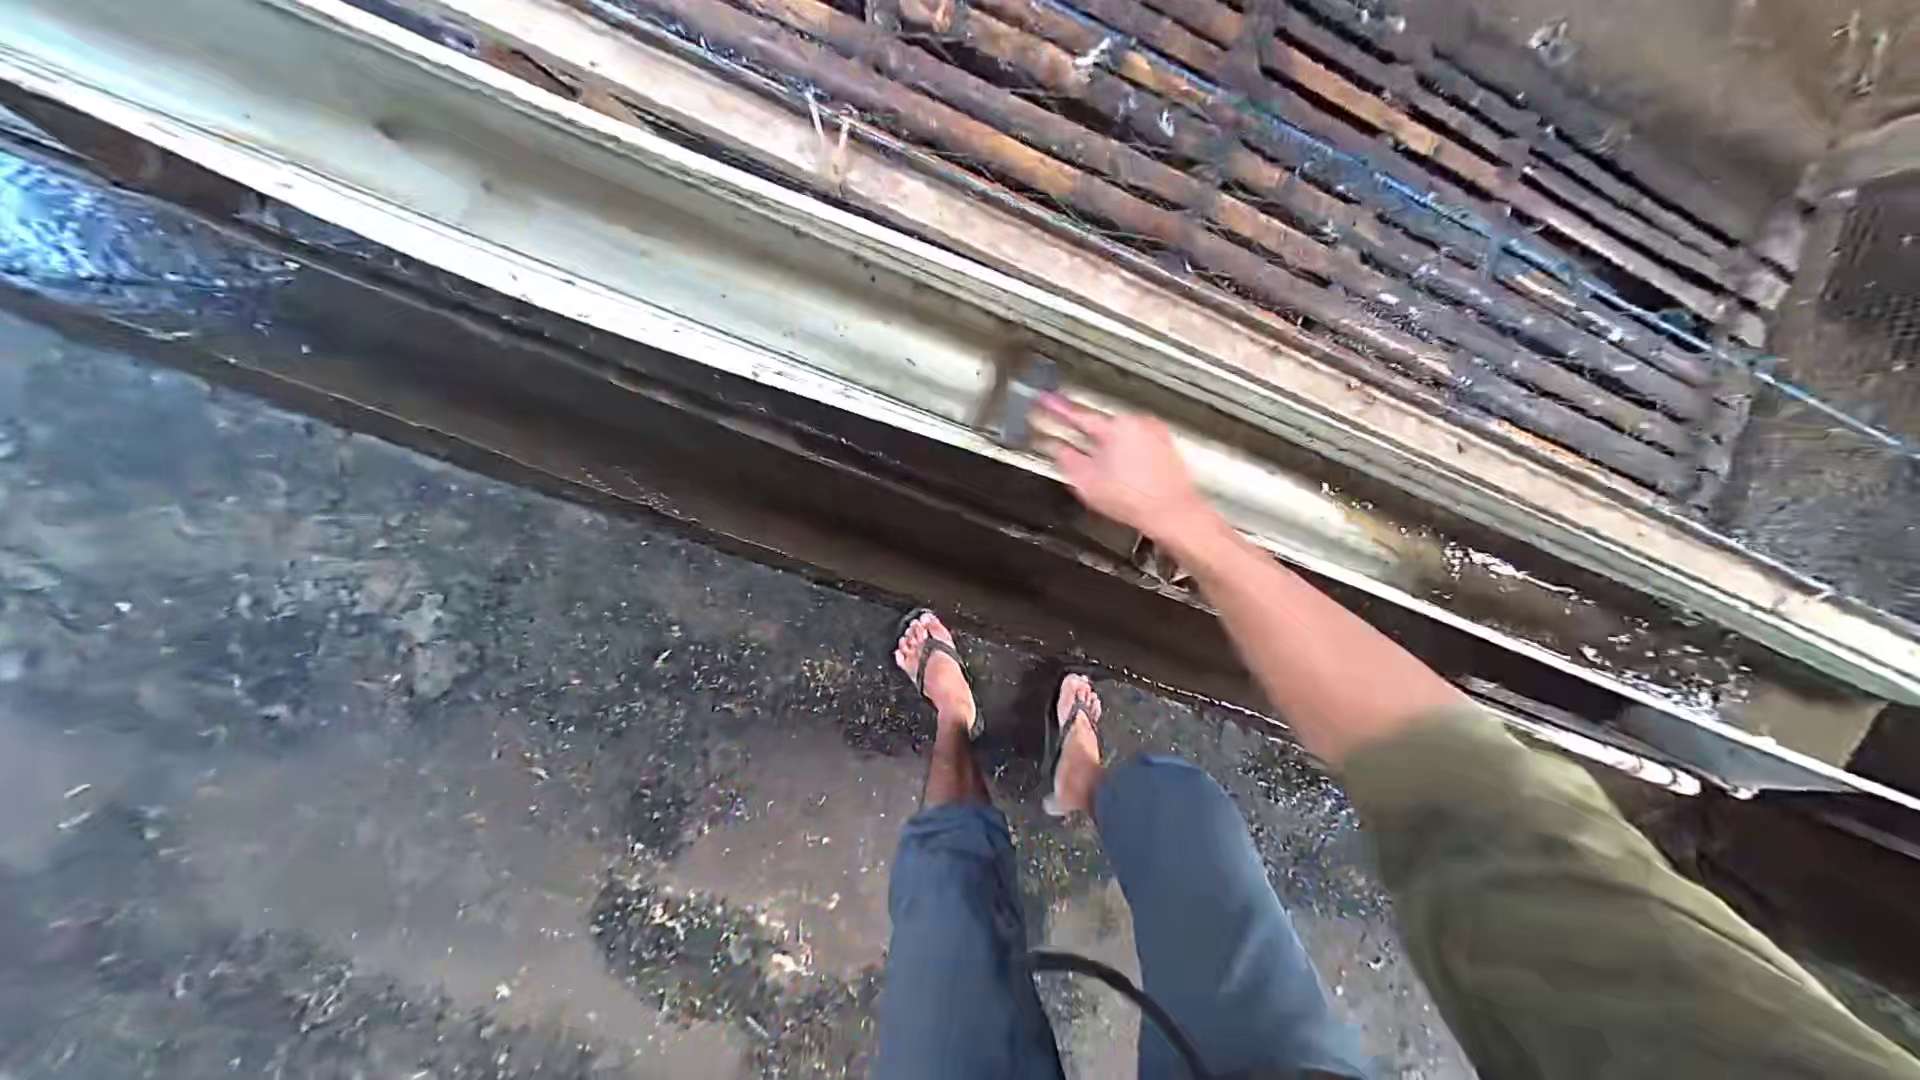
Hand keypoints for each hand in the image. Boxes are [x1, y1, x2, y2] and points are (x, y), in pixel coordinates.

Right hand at [1036, 394, 1219, 549]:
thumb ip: (1067, 459)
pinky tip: (1123, 476)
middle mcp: (1137, 424)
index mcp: (1115, 427)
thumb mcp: (1087, 482)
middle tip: (1074, 452)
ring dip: (1108, 449)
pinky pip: (1137, 444)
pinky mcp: (1165, 446)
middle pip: (1101, 427)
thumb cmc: (1134, 499)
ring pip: (1120, 436)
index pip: (1078, 415)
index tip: (1046, 400)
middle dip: (1086, 439)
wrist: (1171, 513)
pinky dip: (1126, 455)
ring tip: (1105, 475)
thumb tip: (1059, 449)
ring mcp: (1154, 433)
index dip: (1058, 409)